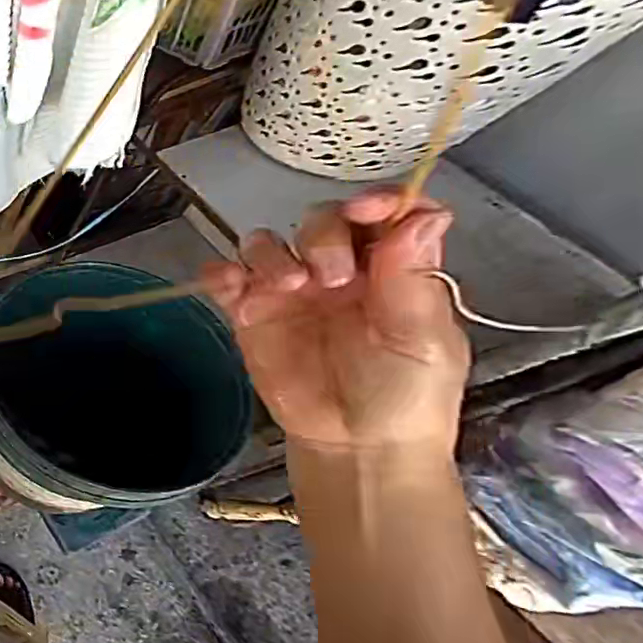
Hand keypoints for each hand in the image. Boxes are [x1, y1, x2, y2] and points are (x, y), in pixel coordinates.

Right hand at [201, 188, 470, 452]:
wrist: (355, 442)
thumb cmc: (405, 392)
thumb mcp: (423, 339)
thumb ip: (413, 278)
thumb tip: (424, 215)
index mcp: (388, 268)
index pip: (382, 214)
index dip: (375, 200)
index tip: (364, 210)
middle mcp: (336, 269)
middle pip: (318, 220)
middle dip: (320, 238)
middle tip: (328, 280)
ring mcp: (288, 290)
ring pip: (265, 242)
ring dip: (269, 255)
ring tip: (284, 289)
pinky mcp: (248, 312)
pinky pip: (224, 279)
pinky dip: (218, 273)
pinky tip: (226, 285)